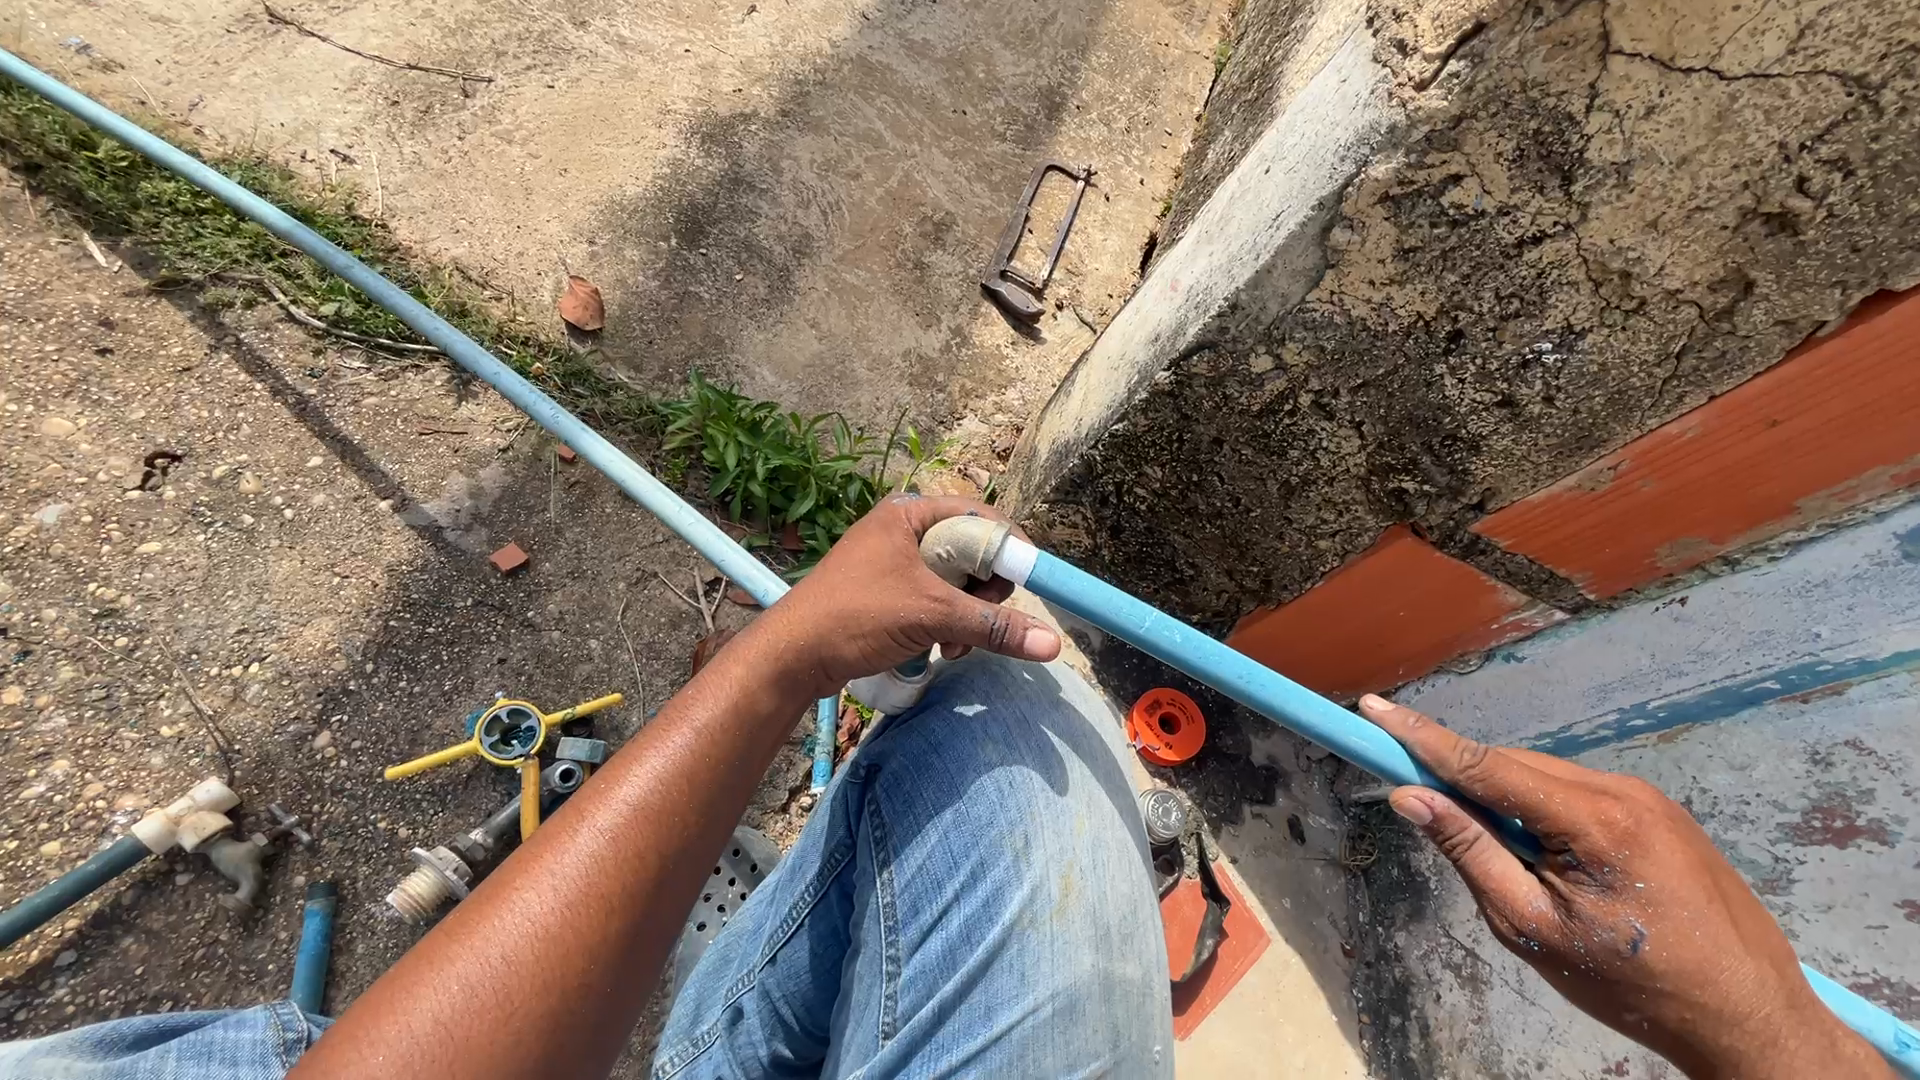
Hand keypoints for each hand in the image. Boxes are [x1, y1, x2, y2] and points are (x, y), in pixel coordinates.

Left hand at [751, 495, 1060, 699]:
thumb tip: (1053, 644)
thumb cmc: (858, 616)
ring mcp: (895, 562)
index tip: (1027, 583)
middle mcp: (904, 530)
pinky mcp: (889, 592)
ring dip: (965, 617)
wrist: (792, 654)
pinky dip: (945, 624)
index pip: (981, 517)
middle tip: (981, 621)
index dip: (1009, 548)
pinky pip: (935, 600)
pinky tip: (938, 648)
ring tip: (952, 646)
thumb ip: (994, 626)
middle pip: (972, 553)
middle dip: (983, 594)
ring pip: (956, 583)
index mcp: (911, 514)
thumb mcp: (932, 615)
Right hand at [1359, 694, 1891, 1079]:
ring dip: (1501, 798)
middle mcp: (1622, 791)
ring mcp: (1646, 797)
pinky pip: (1570, 789)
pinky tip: (1545, 855)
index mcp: (1594, 821)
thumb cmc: (1632, 984)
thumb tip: (1408, 797)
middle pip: (1510, 765)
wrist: (1753, 1025)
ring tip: (1508, 859)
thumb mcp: (1530, 927)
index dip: (1420, 735)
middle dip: (1463, 779)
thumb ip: (1468, 852)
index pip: (1484, 764)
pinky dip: (1536, 807)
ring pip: (1539, 775)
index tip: (1371, 707)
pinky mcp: (1658, 811)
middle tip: (1426, 808)